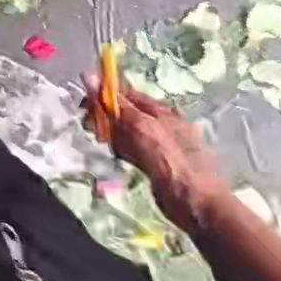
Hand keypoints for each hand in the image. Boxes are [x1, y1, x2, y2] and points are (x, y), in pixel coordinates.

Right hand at [83, 74, 230, 233]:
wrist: (196, 203)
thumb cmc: (170, 161)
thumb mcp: (141, 126)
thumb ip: (116, 104)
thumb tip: (88, 77)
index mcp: (162, 111)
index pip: (126, 93)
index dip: (103, 93)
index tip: (84, 102)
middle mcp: (160, 125)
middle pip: (123, 111)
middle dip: (105, 116)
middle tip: (92, 126)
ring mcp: (157, 144)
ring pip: (123, 131)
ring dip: (111, 134)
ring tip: (106, 143)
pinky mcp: (153, 162)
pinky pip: (129, 148)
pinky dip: (120, 149)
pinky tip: (118, 155)